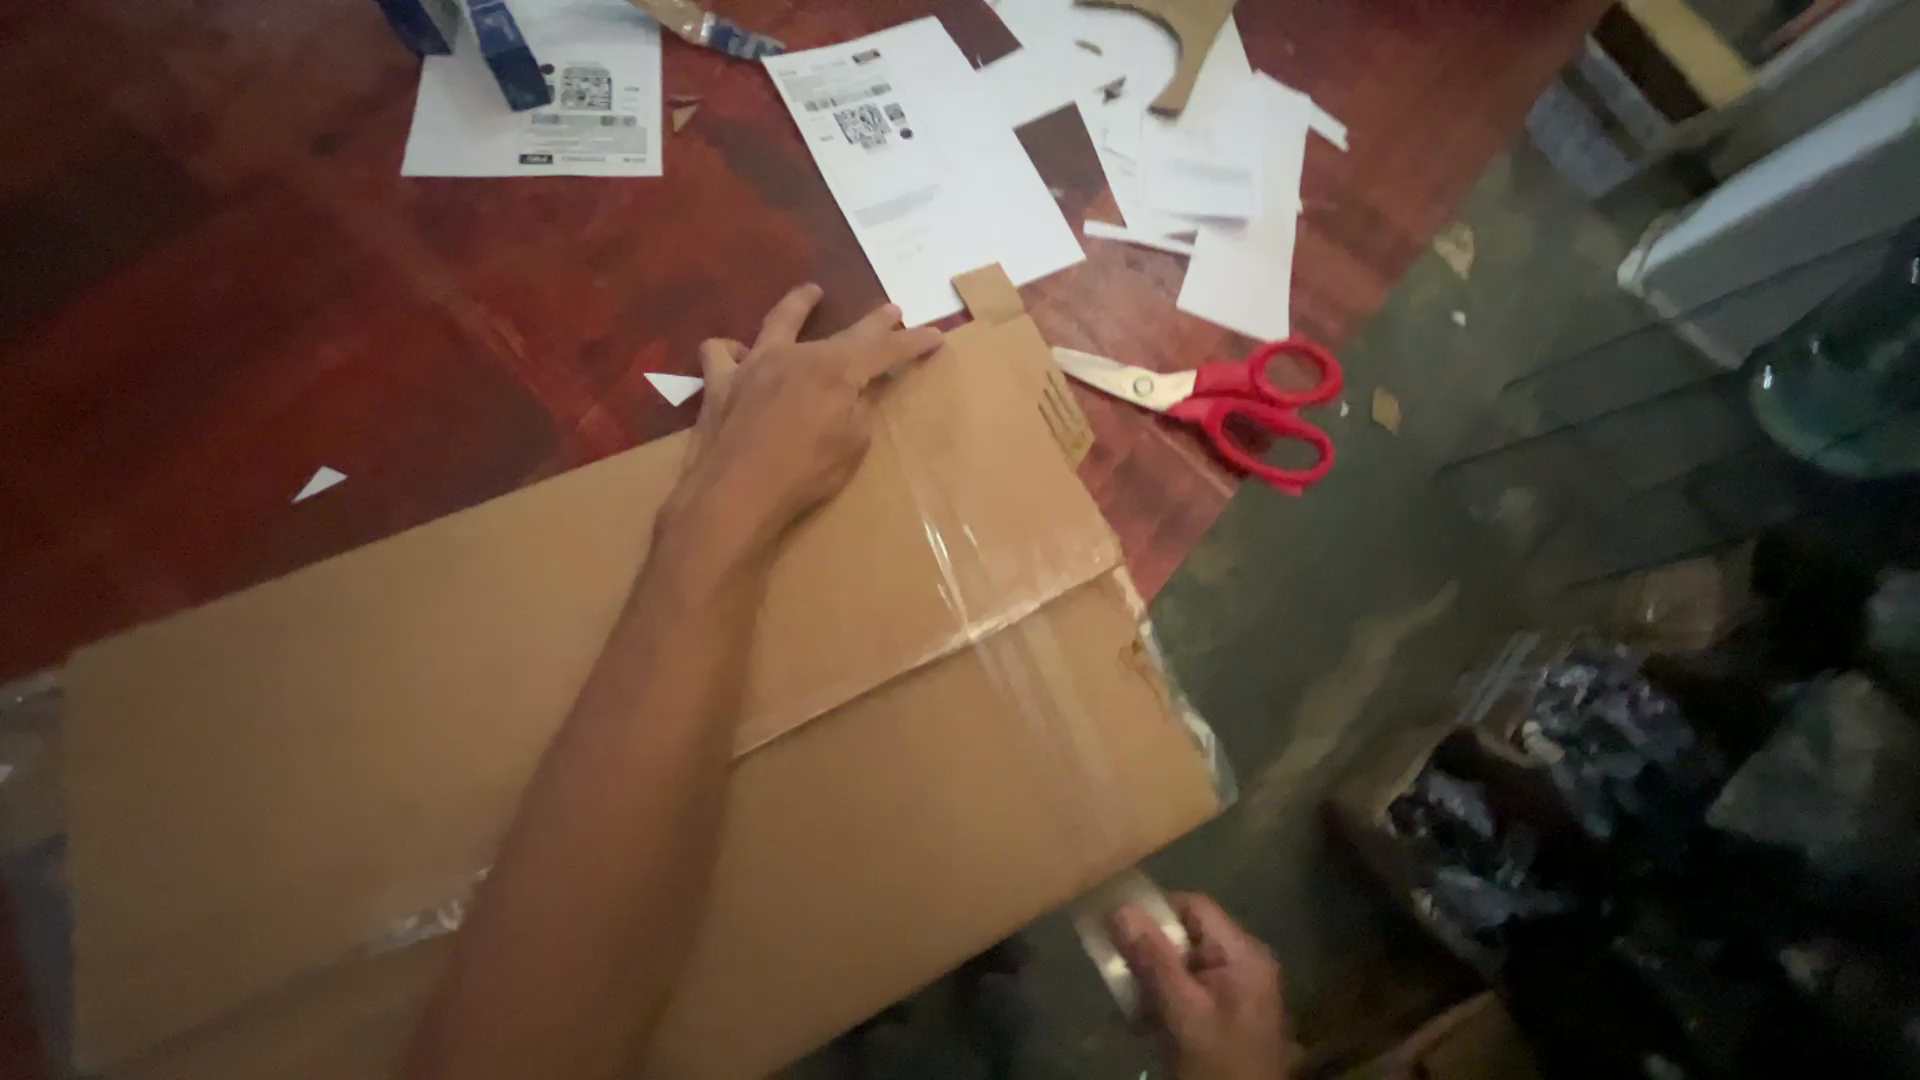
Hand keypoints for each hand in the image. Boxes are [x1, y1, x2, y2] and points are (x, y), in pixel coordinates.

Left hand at [663, 284, 942, 552]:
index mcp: (837, 370)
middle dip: (874, 322)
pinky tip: (738, 356)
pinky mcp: (720, 382)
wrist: (736, 492)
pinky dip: (731, 351)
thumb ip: (859, 411)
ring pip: (778, 321)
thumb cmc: (805, 474)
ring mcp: (754, 364)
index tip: (936, 335)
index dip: (913, 342)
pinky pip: (720, 353)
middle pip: (844, 331)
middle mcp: (798, 355)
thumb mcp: (853, 446)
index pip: (886, 350)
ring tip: (811, 292)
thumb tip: (856, 395)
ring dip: (799, 303)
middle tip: (892, 310)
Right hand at [1112, 894, 1290, 1079]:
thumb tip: (1119, 907)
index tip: (1118, 929)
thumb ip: (1152, 960)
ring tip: (1128, 1003)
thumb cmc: (1220, 1065)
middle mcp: (1242, 963)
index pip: (1193, 907)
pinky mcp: (1224, 1014)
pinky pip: (1186, 990)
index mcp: (1242, 954)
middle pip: (1185, 935)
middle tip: (1117, 970)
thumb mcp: (1183, 1013)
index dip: (1155, 911)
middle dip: (1148, 951)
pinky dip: (1162, 1001)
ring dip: (1150, 980)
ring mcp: (1234, 990)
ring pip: (1181, 964)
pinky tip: (1142, 1023)